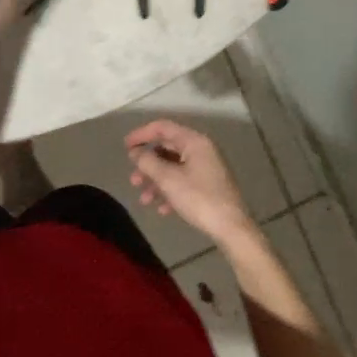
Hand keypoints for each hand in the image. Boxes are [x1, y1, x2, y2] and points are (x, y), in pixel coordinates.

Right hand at [126, 119, 255, 243]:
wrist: (232, 228)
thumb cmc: (199, 198)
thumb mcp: (168, 179)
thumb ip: (148, 162)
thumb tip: (135, 152)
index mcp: (194, 141)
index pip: (163, 128)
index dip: (141, 134)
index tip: (125, 147)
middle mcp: (202, 150)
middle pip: (167, 149)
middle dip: (148, 165)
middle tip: (133, 180)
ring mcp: (207, 168)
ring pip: (174, 168)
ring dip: (156, 181)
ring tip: (144, 199)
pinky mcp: (210, 185)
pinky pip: (184, 181)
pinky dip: (170, 191)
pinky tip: (163, 209)